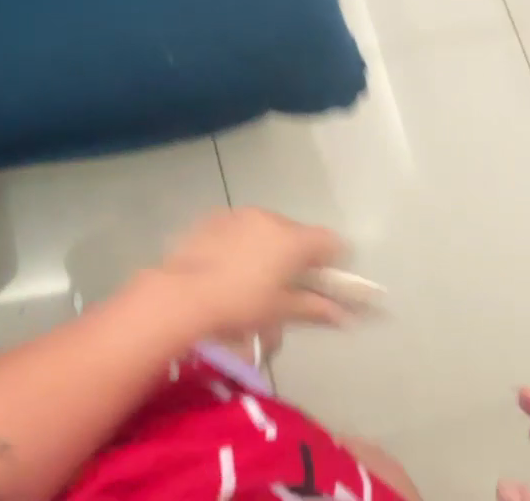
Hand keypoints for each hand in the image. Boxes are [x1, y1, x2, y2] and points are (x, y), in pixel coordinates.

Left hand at [139, 208, 346, 342]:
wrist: (184, 292)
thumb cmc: (240, 304)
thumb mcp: (281, 311)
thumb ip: (317, 308)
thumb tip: (345, 316)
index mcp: (292, 239)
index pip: (330, 241)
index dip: (333, 261)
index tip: (326, 282)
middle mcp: (269, 218)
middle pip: (297, 232)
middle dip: (298, 255)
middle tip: (288, 284)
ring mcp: (239, 214)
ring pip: (267, 227)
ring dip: (269, 245)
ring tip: (254, 276)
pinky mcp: (214, 216)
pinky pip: (239, 226)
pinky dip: (242, 240)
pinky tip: (228, 264)